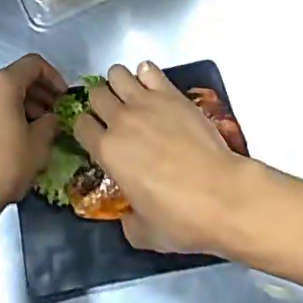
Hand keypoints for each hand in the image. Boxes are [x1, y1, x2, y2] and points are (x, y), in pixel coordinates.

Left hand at [0, 54, 67, 218]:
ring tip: (37, 126)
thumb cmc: (5, 166)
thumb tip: (51, 118)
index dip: (54, 77)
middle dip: (39, 92)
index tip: (64, 97)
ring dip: (23, 102)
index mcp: (3, 82)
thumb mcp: (38, 145)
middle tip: (53, 113)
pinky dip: (5, 109)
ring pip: (2, 90)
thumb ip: (51, 122)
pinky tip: (16, 133)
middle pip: (17, 76)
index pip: (34, 64)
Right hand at [73, 62, 251, 255]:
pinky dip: (146, 75)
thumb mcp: (144, 233)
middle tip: (115, 117)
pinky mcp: (170, 93)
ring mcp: (146, 102)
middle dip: (101, 104)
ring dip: (119, 84)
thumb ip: (128, 221)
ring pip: (117, 73)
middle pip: (96, 94)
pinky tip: (154, 89)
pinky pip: (148, 69)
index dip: (87, 130)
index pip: (80, 125)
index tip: (97, 137)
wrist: (221, 195)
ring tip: (132, 98)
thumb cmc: (181, 218)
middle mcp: (121, 120)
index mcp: (108, 151)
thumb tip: (128, 216)